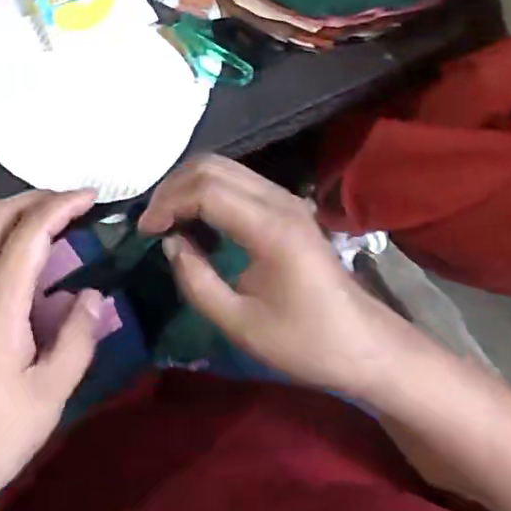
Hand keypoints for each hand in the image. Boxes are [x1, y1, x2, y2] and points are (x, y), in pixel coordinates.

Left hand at [0, 191, 103, 510]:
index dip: (64, 203)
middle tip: (74, 203)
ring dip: (17, 214)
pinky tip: (20, 263)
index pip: (32, 227)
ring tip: (52, 225)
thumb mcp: (49, 394)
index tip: (93, 197)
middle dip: (38, 197)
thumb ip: (77, 338)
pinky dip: (0, 236)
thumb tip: (92, 294)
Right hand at [138, 155, 404, 396]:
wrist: (365, 344)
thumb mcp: (241, 325)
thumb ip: (196, 281)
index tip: (144, 231)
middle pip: (212, 166)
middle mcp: (278, 200)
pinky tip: (196, 219)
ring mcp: (285, 197)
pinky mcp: (286, 204)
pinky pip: (237, 179)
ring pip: (224, 166)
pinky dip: (207, 189)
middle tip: (151, 222)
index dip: (167, 203)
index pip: (206, 190)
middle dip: (173, 187)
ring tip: (166, 219)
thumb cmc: (305, 343)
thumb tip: (169, 243)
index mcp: (270, 228)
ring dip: (188, 185)